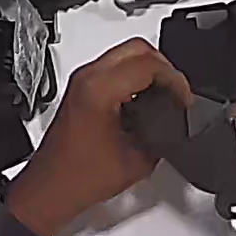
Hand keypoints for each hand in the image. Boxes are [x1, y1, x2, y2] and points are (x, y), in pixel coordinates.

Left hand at [5, 39, 193, 235]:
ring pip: (123, 53)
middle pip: (136, 48)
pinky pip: (111, 67)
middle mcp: (87, 78)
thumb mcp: (138, 158)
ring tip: (164, 95)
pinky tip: (143, 100)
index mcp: (99, 89)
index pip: (148, 64)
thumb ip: (161, 130)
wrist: (51, 187)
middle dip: (164, 67)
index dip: (175, 80)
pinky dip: (132, 76)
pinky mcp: (79, 88)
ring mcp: (80, 80)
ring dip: (147, 69)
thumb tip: (174, 119)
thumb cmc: (80, 176)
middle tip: (177, 91)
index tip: (183, 98)